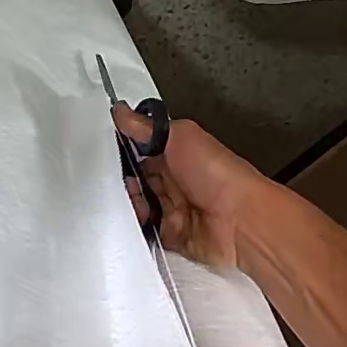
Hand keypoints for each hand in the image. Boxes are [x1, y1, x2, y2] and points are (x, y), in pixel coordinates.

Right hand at [113, 104, 272, 268]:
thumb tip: (122, 111)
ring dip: (130, 203)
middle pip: (137, 177)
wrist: (239, 220)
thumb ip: (146, 126)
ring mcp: (175, 207)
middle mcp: (177, 179)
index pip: (143, 147)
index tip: (106, 149)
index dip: (124, 148)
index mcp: (179, 151)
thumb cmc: (219, 173)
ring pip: (138, 204)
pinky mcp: (173, 235)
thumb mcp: (180, 136)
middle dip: (124, 178)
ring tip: (135, 200)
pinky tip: (137, 221)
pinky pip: (145, 232)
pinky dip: (137, 228)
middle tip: (123, 179)